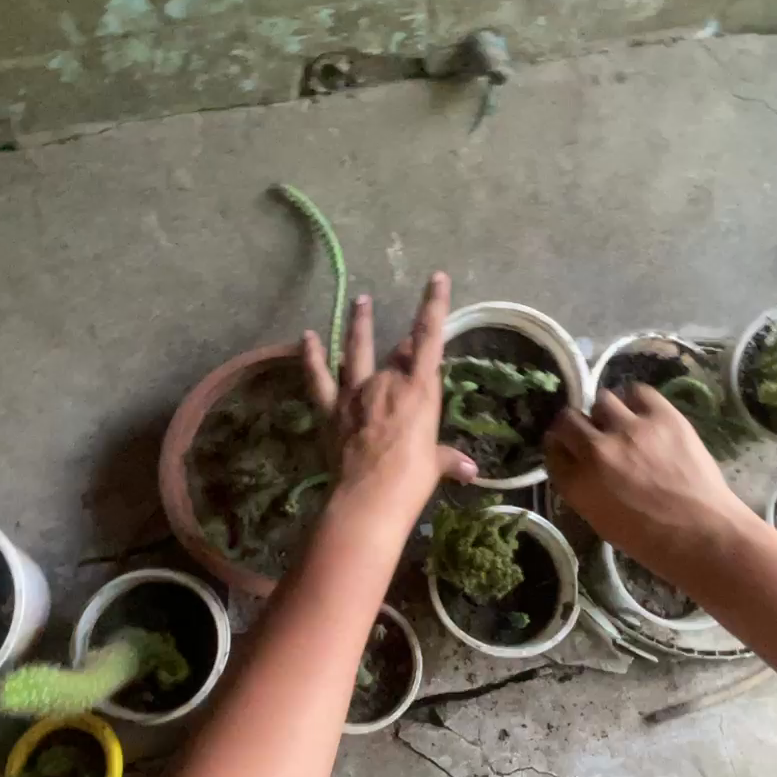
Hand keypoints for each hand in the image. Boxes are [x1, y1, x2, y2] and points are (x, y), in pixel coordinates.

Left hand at [303, 272, 476, 520]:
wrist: (369, 498)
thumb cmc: (411, 481)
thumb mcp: (435, 465)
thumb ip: (448, 460)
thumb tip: (469, 469)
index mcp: (419, 391)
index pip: (429, 339)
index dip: (434, 306)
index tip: (436, 278)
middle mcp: (387, 382)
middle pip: (397, 352)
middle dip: (403, 346)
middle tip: (405, 342)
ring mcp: (355, 392)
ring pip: (356, 349)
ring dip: (359, 324)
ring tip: (359, 300)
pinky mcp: (330, 408)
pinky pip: (319, 376)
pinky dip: (311, 355)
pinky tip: (307, 336)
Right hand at [546, 384, 756, 582]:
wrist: (701, 533)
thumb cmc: (649, 539)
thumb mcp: (598, 519)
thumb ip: (580, 486)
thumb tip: (577, 463)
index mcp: (577, 482)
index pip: (552, 448)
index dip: (560, 446)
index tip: (569, 448)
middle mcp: (596, 450)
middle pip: (568, 419)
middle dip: (575, 426)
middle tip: (592, 434)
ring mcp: (629, 429)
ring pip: (602, 400)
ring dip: (606, 412)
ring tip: (620, 424)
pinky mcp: (661, 416)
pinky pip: (637, 392)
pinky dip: (635, 401)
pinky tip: (642, 415)